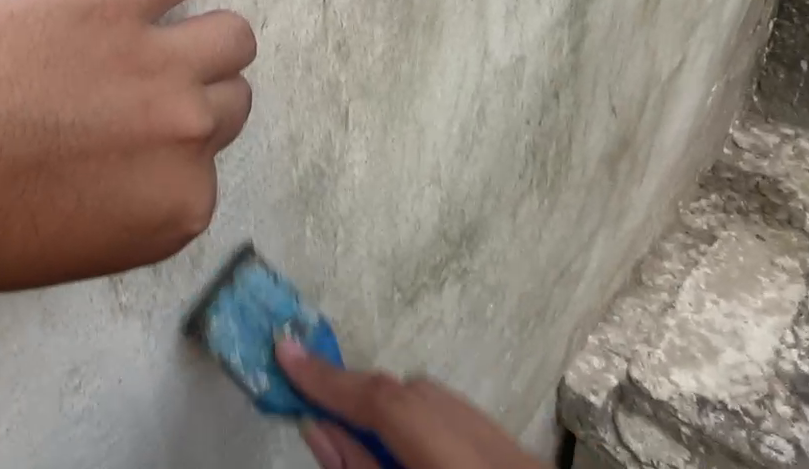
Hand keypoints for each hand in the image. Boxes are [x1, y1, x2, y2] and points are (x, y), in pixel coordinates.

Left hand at [0, 0, 255, 306]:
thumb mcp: (66, 241)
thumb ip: (124, 200)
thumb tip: (134, 154)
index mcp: (174, 210)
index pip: (207, 163)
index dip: (165, 144)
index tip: (127, 132)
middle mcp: (185, 139)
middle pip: (228, 96)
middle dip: (187, 91)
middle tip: (128, 82)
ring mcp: (153, 64)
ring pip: (229, 34)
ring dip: (196, 32)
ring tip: (139, 26)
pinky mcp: (107, 0)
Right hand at [276, 341, 546, 468]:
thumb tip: (314, 422)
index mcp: (463, 462)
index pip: (388, 403)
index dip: (330, 378)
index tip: (282, 351)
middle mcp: (499, 448)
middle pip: (415, 393)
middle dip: (362, 396)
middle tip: (313, 401)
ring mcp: (521, 452)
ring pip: (442, 401)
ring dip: (393, 409)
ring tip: (362, 436)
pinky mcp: (526, 458)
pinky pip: (464, 420)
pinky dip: (426, 423)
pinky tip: (409, 450)